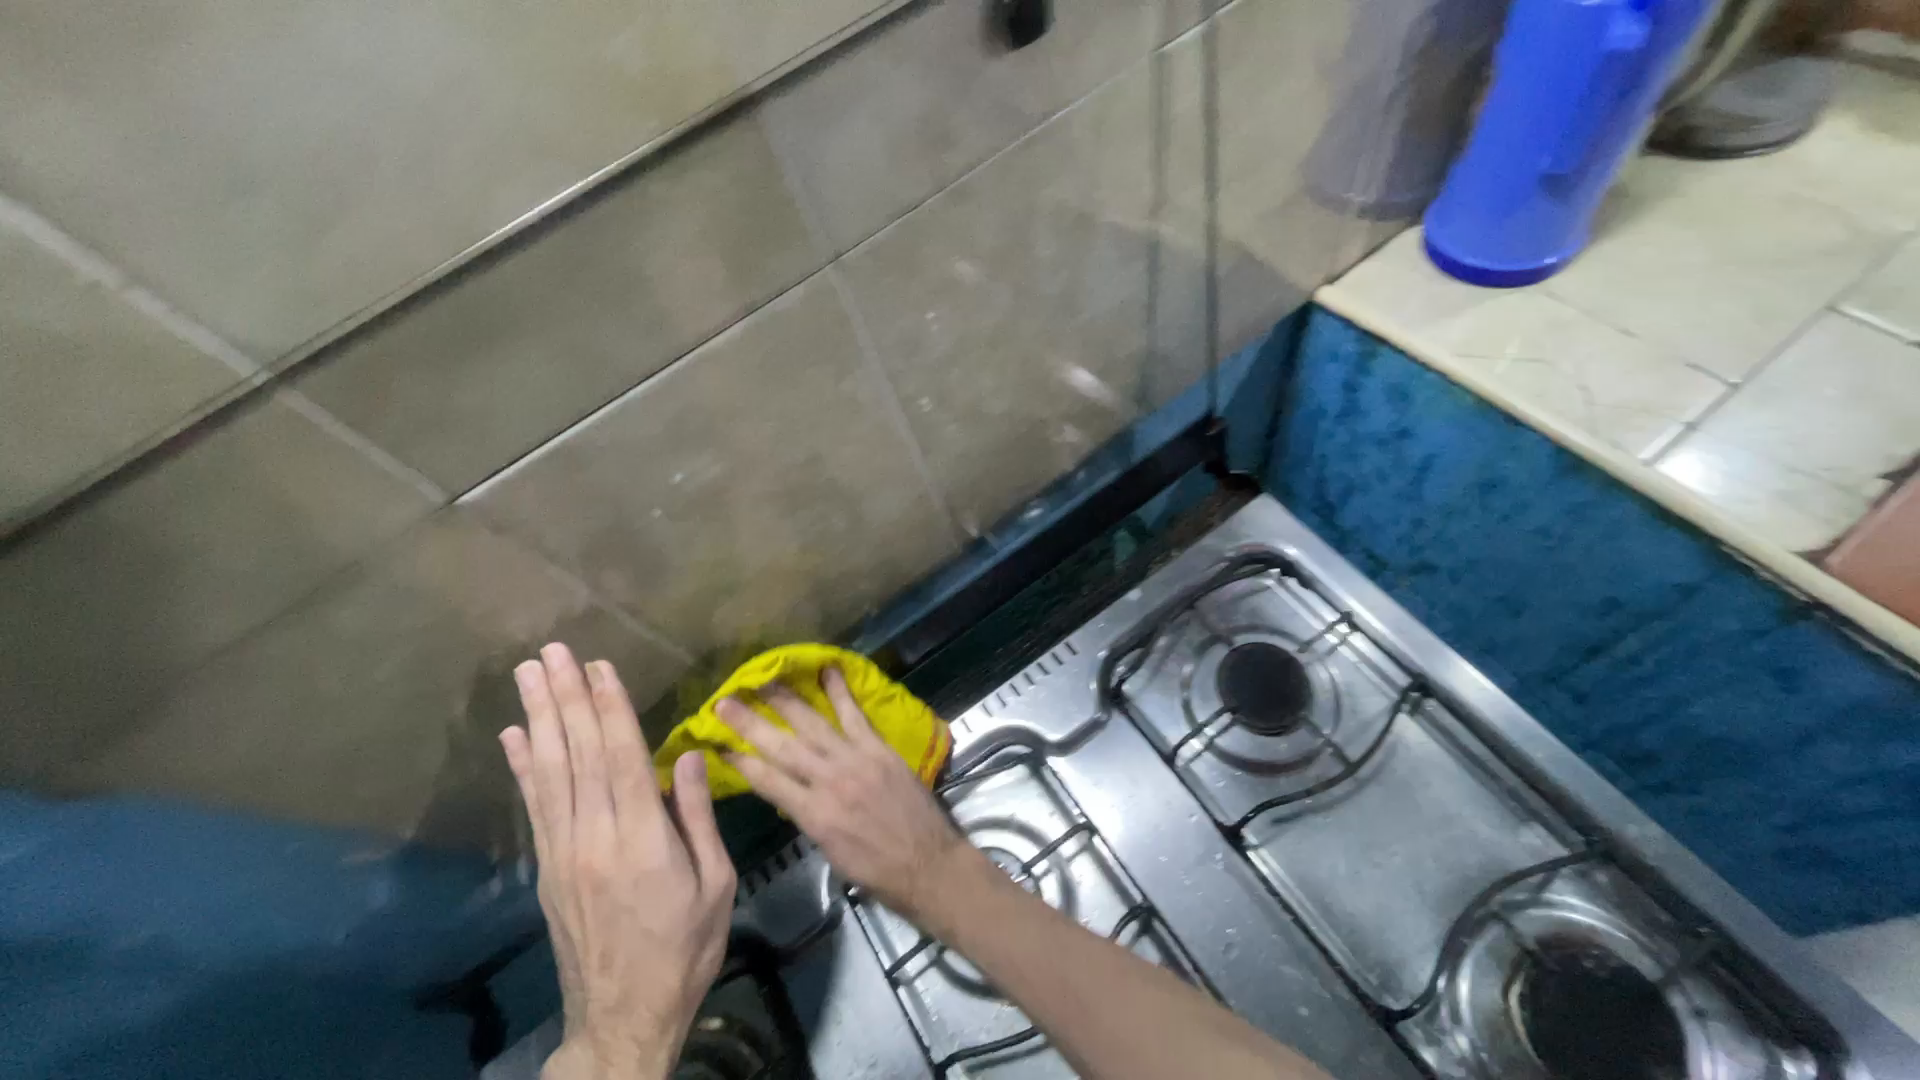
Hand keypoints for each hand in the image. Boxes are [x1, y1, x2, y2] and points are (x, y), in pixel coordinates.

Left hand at [500, 643, 736, 1079]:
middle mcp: (595, 836)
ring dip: (540, 718)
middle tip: (551, 651)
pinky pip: (534, 807)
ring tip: (529, 676)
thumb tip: (691, 755)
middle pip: (579, 754)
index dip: (611, 708)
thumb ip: (699, 816)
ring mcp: (564, 852)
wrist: (625, 1014)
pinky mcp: (548, 869)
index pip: (623, 757)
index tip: (600, 666)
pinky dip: (523, 768)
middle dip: (566, 697)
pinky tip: (515, 737)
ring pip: (551, 772)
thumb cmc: (686, 946)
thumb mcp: (716, 883)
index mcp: (643, 838)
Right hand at [719, 668, 975, 920]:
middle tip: (724, 701)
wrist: (927, 864)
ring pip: (813, 724)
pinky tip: (828, 669)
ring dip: (786, 700)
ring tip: (764, 679)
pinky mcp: (880, 750)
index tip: (717, 745)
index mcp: (813, 815)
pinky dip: (841, 692)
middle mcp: (829, 782)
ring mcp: (856, 761)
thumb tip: (791, 793)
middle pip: (782, 746)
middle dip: (750, 723)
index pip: (766, 781)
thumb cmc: (877, 871)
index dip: (740, 762)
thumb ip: (809, 818)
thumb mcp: (830, 852)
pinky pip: (856, 716)